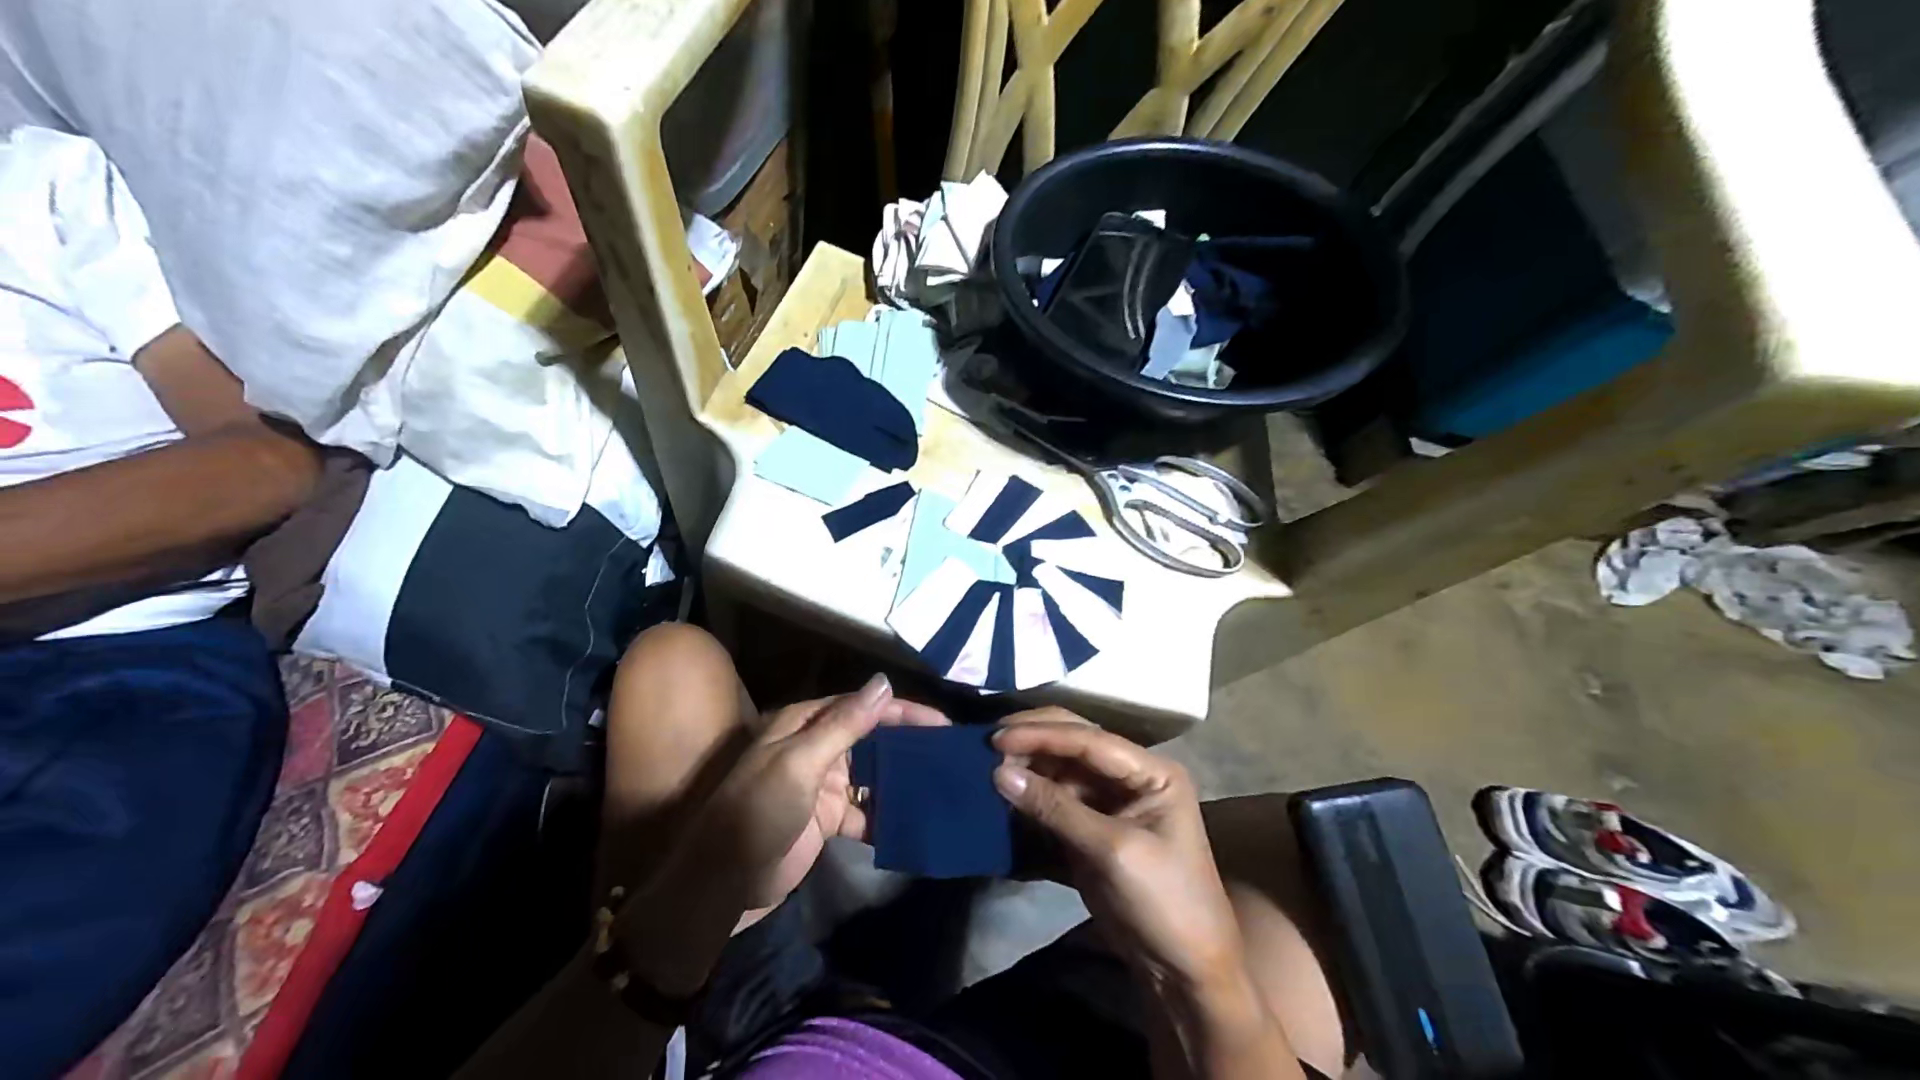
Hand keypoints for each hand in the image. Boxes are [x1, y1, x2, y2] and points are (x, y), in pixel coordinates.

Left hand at [680, 675, 946, 914]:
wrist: (723, 882)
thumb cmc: (758, 811)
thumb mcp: (800, 762)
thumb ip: (844, 724)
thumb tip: (884, 682)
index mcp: (804, 724)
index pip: (861, 706)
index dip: (901, 711)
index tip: (941, 722)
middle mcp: (816, 747)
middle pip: (870, 736)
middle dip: (906, 740)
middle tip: (948, 750)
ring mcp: (823, 783)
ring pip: (872, 771)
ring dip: (900, 775)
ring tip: (940, 780)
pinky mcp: (828, 817)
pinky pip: (866, 809)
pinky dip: (886, 813)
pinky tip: (913, 819)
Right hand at [992, 711, 1244, 992]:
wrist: (1182, 969)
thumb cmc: (1163, 901)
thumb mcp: (1111, 851)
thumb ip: (1056, 808)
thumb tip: (999, 773)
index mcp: (1150, 771)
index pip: (1089, 739)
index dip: (1042, 734)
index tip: (997, 738)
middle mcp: (1130, 775)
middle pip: (1074, 744)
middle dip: (1032, 739)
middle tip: (986, 742)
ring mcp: (1109, 799)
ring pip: (1060, 768)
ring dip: (1026, 765)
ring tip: (986, 763)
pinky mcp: (1091, 825)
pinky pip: (1055, 796)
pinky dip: (1030, 792)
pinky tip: (1004, 789)